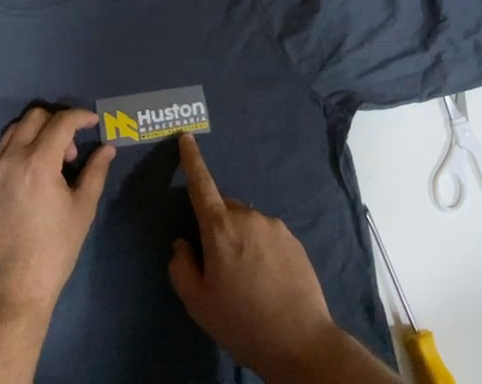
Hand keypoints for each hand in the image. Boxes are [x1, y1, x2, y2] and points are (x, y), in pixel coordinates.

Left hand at [0, 106, 115, 315]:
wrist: (13, 287)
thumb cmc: (55, 250)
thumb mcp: (82, 210)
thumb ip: (95, 172)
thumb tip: (107, 148)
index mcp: (38, 162)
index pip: (61, 122)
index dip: (81, 117)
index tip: (93, 123)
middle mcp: (11, 158)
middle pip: (34, 117)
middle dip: (58, 123)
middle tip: (72, 152)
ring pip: (14, 129)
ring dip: (36, 132)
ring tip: (51, 162)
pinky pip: (0, 149)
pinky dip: (17, 146)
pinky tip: (30, 171)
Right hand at [169, 134, 386, 382]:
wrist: (300, 344)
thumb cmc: (241, 322)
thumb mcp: (197, 302)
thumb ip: (181, 266)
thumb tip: (183, 243)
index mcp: (220, 228)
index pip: (201, 185)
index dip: (192, 160)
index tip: (186, 138)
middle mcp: (248, 217)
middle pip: (224, 211)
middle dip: (217, 228)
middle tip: (218, 267)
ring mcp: (275, 227)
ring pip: (247, 225)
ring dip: (240, 241)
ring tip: (246, 281)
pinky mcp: (295, 241)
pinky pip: (268, 237)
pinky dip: (261, 251)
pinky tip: (266, 282)